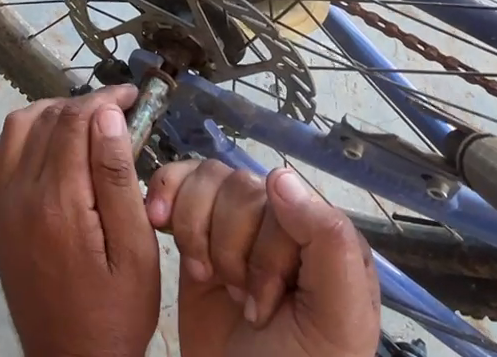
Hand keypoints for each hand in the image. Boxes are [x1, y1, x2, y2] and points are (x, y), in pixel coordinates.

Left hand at [0, 86, 159, 356]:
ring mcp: (0, 203)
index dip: (105, 99)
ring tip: (86, 124)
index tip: (131, 95)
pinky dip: (24, 135)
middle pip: (47, 118)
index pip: (75, 120)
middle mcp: (19, 194)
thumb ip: (118, 178)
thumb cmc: (116, 311)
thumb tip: (107, 115)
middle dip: (84, 105)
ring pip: (17, 127)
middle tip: (116, 112)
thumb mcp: (136, 250)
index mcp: (58, 202)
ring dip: (51, 114)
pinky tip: (51, 148)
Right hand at [147, 161, 380, 356]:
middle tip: (238, 301)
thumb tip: (278, 175)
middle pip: (240, 188)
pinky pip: (176, 181)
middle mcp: (282, 219)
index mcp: (327, 236)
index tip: (263, 308)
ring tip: (206, 278)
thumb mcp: (335, 321)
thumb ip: (329, 244)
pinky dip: (165, 196)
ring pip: (206, 180)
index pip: (284, 201)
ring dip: (196, 231)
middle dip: (229, 250)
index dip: (263, 252)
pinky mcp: (196, 228)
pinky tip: (160, 224)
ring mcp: (235, 222)